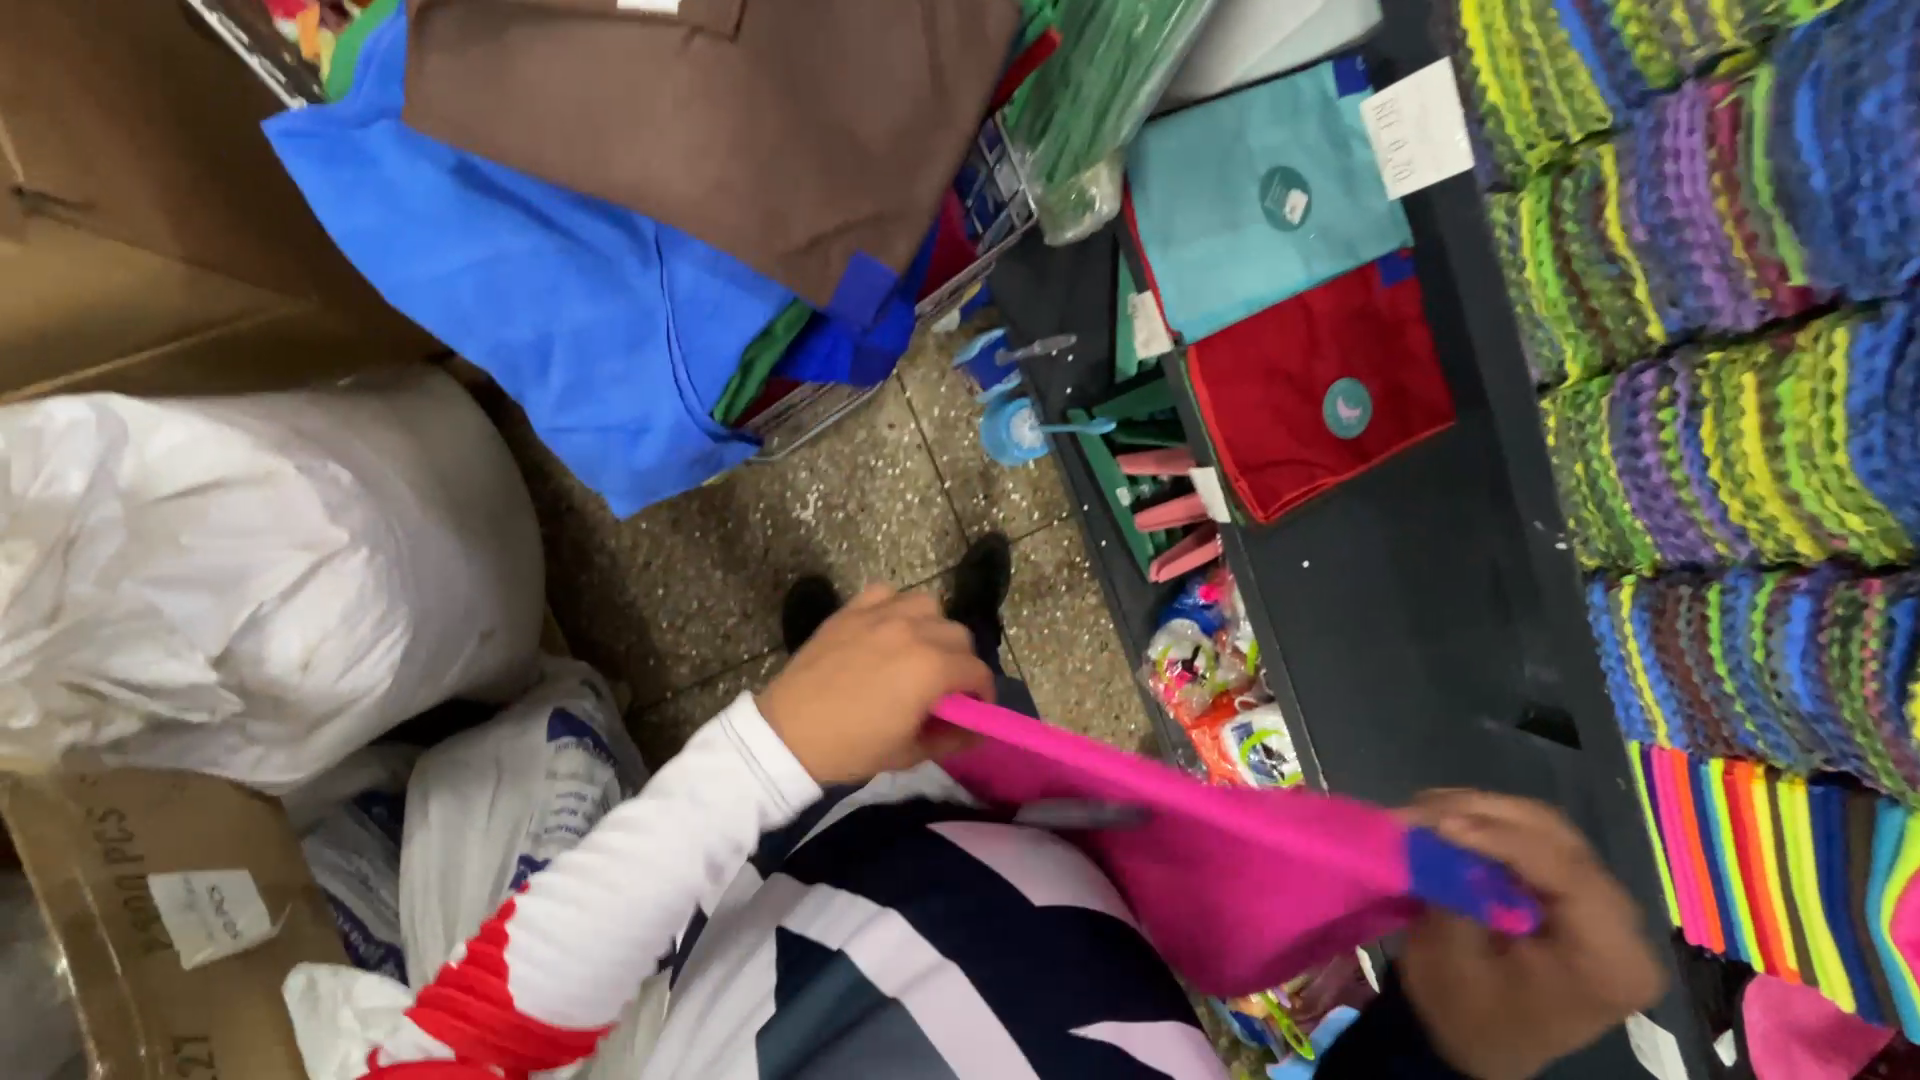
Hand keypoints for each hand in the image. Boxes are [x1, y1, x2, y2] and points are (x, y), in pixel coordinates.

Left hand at [756, 585, 994, 783]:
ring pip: (928, 605)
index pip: (978, 671)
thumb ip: (952, 738)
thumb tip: (977, 730)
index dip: (983, 693)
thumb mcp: (908, 752)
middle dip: (961, 662)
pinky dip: (895, 607)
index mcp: (931, 668)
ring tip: (918, 652)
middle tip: (945, 687)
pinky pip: (886, 593)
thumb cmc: (851, 748)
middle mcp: (913, 631)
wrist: (787, 735)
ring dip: (933, 628)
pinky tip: (887, 629)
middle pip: (959, 635)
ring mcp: (879, 615)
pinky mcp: (850, 610)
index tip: (974, 709)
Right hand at [1398, 791, 1667, 1079]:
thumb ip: (1457, 898)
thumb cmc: (1467, 1015)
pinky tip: (1440, 820)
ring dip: (1478, 809)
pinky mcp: (1566, 885)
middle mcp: (1618, 923)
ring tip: (1420, 811)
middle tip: (1418, 811)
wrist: (1474, 1040)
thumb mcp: (1454, 964)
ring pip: (1543, 825)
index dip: (1505, 840)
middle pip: (1559, 840)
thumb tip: (1441, 840)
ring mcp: (1594, 900)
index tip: (1441, 825)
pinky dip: (1482, 818)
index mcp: (1610, 960)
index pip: (1571, 877)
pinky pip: (1529, 833)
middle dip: (1484, 814)